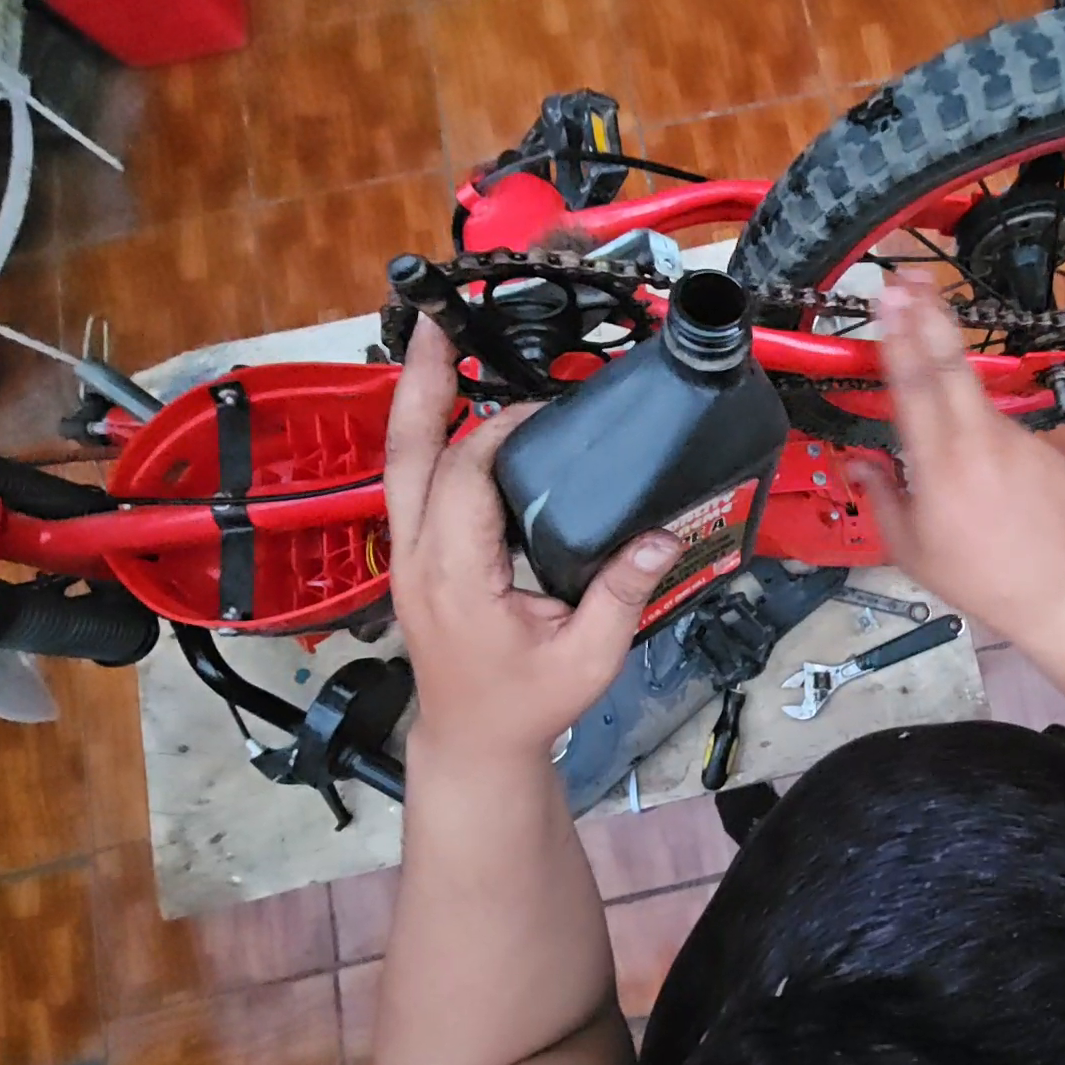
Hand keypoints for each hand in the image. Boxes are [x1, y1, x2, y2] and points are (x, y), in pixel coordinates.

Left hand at [384, 319, 682, 758]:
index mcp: (456, 576)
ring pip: (401, 464)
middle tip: (440, 322)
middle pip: (407, 453)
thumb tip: (664, 534)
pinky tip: (458, 418)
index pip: (467, 477)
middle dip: (423, 382)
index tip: (546, 407)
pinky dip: (432, 440)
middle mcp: (419, 557)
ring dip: (421, 404)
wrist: (474, 742)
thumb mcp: (589, 656)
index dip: (502, 431)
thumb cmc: (529, 703)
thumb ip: (623, 593)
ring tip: (444, 351)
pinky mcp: (419, 560)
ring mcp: (410, 557)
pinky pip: (415, 485)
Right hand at [848, 276, 1064, 642]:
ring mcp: (1017, 438)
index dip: (898, 338)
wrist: (1053, 590)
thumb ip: (880, 494)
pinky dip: (985, 440)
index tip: (888, 301)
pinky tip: (989, 477)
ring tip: (946, 414)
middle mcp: (978, 440)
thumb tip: (858, 462)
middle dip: (929, 315)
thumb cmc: (972, 575)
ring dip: (954, 387)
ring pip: (976, 400)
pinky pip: (1003, 432)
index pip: (913, 386)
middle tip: (910, 279)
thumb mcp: (908, 547)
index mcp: (939, 463)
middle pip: (951, 364)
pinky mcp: (1045, 447)